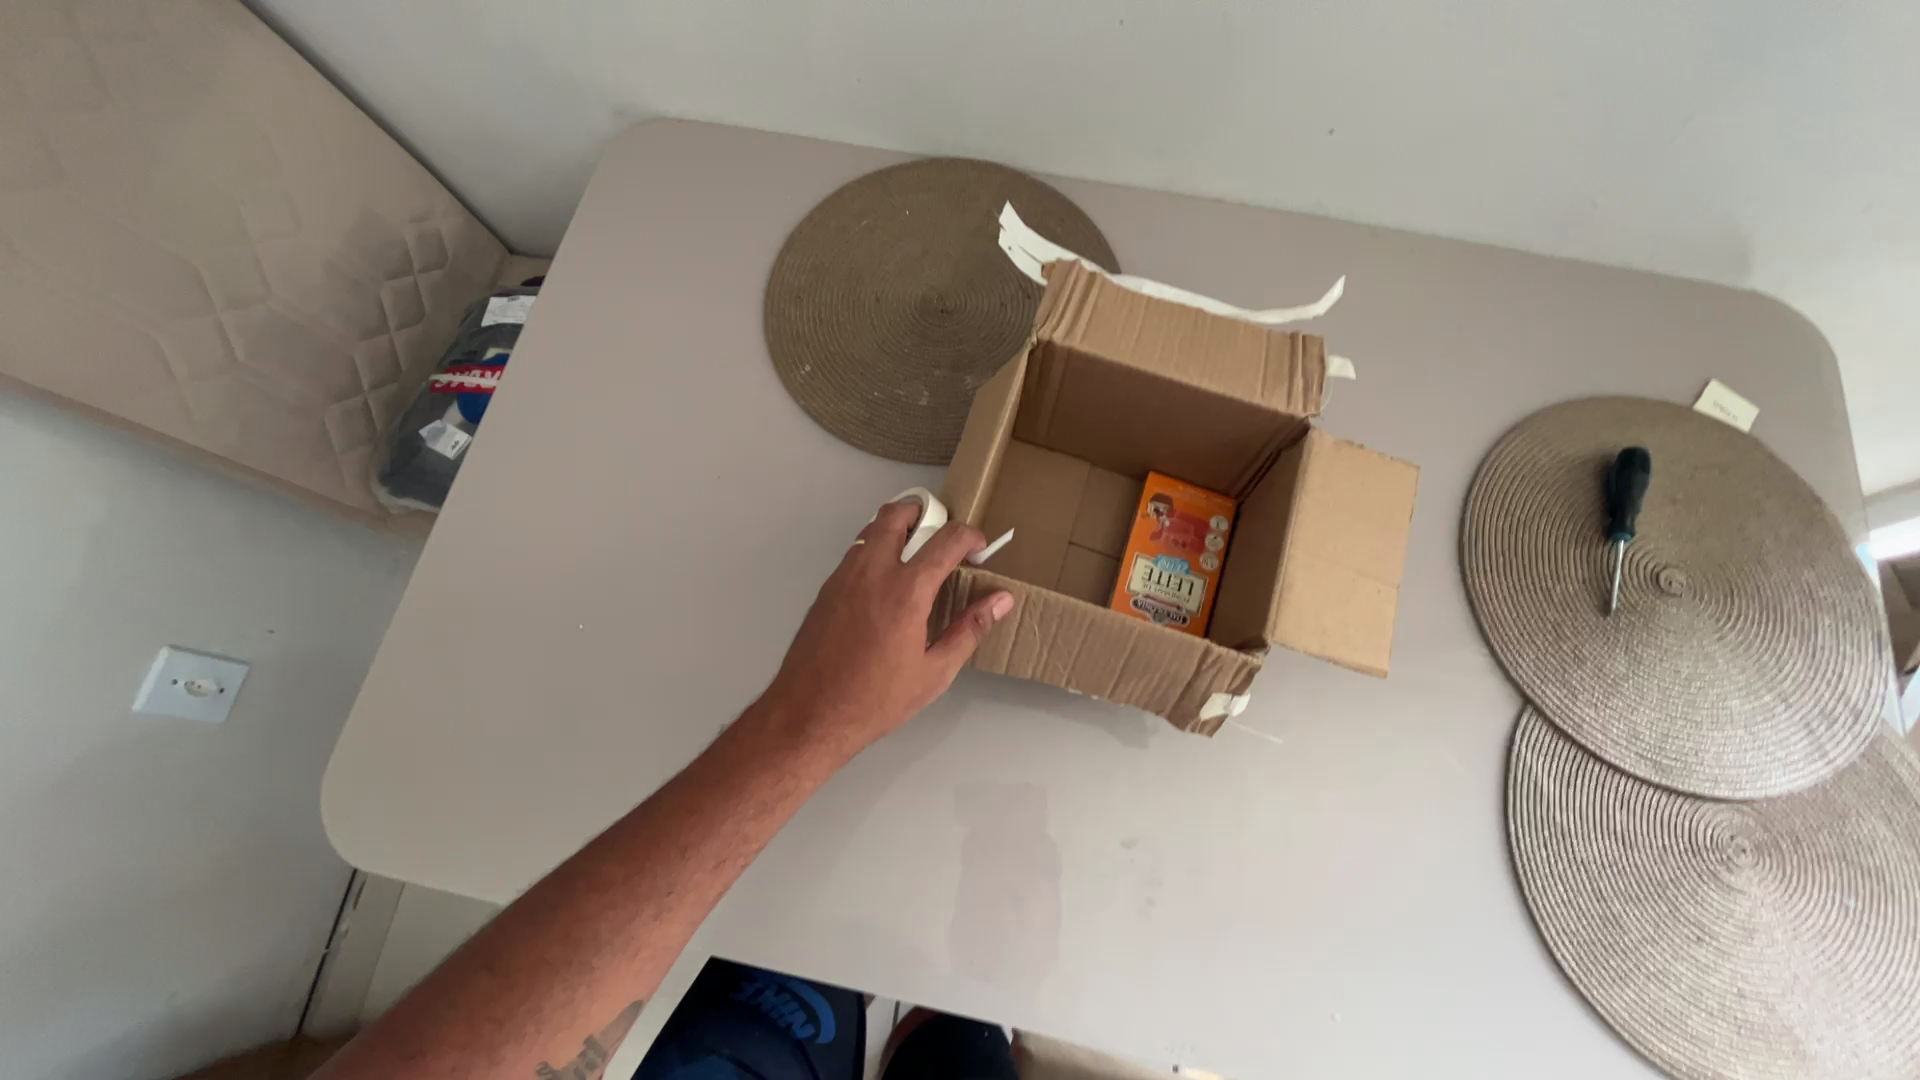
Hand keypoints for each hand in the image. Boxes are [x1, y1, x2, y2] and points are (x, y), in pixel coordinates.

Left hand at [755, 498, 1015, 762]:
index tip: (980, 550)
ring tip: (917, 558)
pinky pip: (855, 552)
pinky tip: (887, 584)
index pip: (946, 539)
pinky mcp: (826, 588)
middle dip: (926, 513)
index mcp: (906, 591)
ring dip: (898, 528)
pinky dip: (876, 549)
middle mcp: (873, 571)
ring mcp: (844, 576)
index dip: (971, 537)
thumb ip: (970, 629)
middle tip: (943, 537)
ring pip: (871, 528)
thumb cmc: (877, 700)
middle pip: (898, 513)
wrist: (809, 714)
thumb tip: (1001, 600)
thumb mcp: (935, 672)